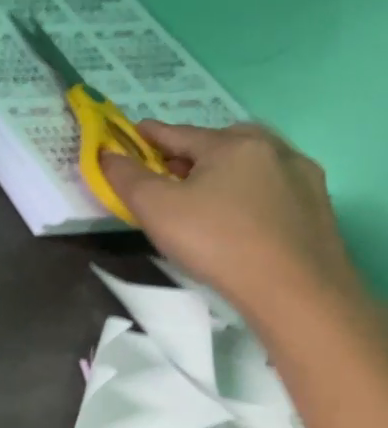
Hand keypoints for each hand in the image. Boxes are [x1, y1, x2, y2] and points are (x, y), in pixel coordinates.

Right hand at [100, 121, 358, 307]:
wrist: (297, 295)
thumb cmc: (215, 239)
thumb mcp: (151, 205)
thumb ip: (123, 173)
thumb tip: (108, 153)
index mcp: (234, 145)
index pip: (176, 132)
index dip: (144, 135)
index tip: (123, 139)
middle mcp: (276, 153)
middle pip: (220, 141)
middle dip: (190, 151)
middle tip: (165, 173)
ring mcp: (305, 181)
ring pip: (249, 164)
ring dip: (220, 170)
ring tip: (197, 195)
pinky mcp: (319, 210)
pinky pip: (270, 186)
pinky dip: (245, 190)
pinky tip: (232, 215)